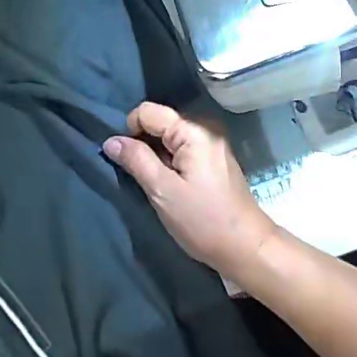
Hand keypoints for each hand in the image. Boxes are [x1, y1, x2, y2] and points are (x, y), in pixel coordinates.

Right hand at [103, 102, 282, 280]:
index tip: (126, 159)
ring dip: (156, 154)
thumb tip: (111, 140)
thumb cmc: (203, 219)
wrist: (245, 245)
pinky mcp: (215, 158)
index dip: (130, 130)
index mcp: (193, 130)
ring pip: (171, 137)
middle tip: (138, 174)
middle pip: (161, 122)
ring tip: (153, 182)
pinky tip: (170, 184)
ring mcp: (212, 142)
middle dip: (143, 142)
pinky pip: (184, 148)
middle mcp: (205, 128)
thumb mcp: (163, 191)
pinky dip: (171, 161)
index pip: (149, 111)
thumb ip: (136, 160)